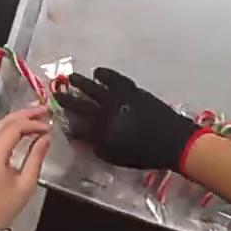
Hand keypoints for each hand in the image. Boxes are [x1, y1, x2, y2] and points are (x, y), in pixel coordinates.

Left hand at [0, 106, 52, 230]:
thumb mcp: (25, 184)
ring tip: (35, 118)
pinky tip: (21, 132)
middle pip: (3, 123)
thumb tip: (45, 138)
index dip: (33, 123)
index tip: (48, 125)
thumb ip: (36, 157)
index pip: (14, 128)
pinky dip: (8, 132)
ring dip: (15, 122)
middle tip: (43, 110)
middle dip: (24, 115)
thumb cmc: (3, 208)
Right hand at [57, 68, 200, 171]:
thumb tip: (88, 142)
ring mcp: (118, 99)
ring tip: (71, 78)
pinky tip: (97, 72)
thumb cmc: (146, 154)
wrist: (173, 140)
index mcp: (102, 132)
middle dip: (68, 100)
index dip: (70, 125)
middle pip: (81, 104)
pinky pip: (113, 79)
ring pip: (94, 88)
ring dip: (81, 82)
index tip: (63, 121)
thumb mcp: (118, 157)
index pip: (79, 127)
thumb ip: (100, 149)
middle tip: (58, 94)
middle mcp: (106, 113)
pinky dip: (104, 74)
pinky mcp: (130, 90)